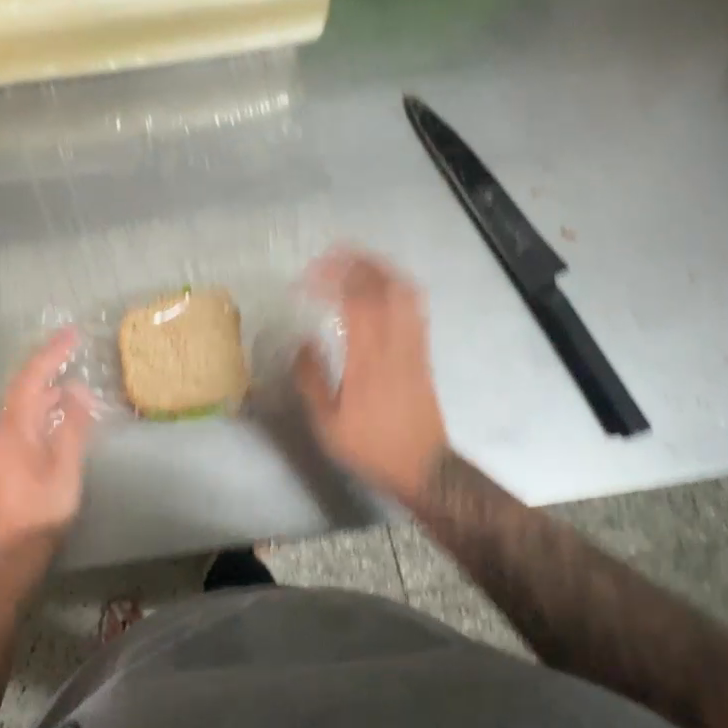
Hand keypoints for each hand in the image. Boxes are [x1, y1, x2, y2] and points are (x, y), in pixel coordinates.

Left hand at [0, 328, 96, 546]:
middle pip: (25, 383)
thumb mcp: (66, 464)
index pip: (33, 377)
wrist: (18, 544)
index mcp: (16, 425)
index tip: (72, 334)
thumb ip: (73, 425)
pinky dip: (47, 401)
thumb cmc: (44, 505)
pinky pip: (30, 413)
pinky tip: (66, 407)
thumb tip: (78, 389)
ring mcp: (9, 439)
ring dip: (48, 382)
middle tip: (73, 343)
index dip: (52, 353)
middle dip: (47, 361)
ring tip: (73, 370)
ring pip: (27, 399)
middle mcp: (7, 426)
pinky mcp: (15, 451)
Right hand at [294, 249, 448, 500]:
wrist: (424, 468)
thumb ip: (312, 380)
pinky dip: (395, 287)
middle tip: (329, 258)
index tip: (305, 279)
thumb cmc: (371, 447)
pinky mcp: (423, 354)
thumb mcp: (327, 423)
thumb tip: (303, 343)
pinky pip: (414, 308)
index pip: (355, 301)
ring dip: (378, 270)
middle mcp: (395, 344)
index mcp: (367, 359)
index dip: (331, 280)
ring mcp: (414, 346)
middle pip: (384, 287)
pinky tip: (379, 289)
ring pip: (404, 292)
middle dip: (356, 263)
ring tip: (353, 264)